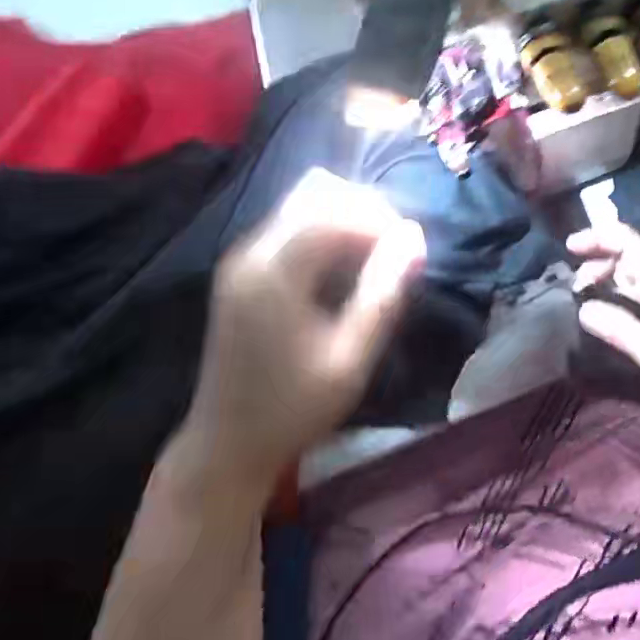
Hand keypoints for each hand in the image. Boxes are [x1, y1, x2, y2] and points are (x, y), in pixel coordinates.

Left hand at [189, 169, 426, 486]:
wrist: (225, 447)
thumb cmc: (292, 410)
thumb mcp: (349, 360)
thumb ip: (383, 295)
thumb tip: (415, 237)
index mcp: (272, 275)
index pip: (332, 213)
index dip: (378, 218)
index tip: (410, 246)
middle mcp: (251, 253)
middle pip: (315, 192)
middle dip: (364, 207)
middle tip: (396, 246)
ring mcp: (241, 257)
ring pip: (302, 201)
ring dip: (346, 213)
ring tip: (376, 250)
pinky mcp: (241, 267)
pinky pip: (290, 222)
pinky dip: (325, 226)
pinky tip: (345, 260)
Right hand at [571, 223, 639, 433]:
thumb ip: (617, 327)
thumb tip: (583, 308)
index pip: (628, 242)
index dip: (598, 237)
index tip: (569, 248)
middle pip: (630, 256)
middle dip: (599, 260)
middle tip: (575, 286)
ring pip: (636, 277)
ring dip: (609, 279)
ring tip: (585, 298)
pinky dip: (621, 297)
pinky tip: (610, 317)